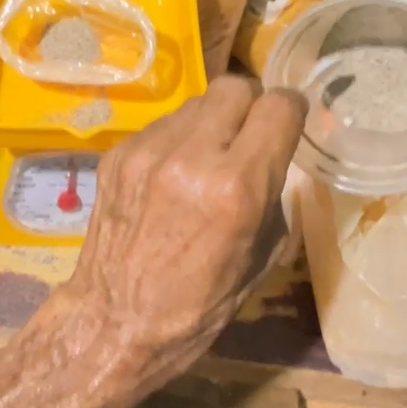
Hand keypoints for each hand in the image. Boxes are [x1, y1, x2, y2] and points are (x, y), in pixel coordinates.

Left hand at [59, 76, 305, 393]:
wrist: (115, 321)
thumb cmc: (199, 305)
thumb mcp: (263, 256)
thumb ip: (274, 192)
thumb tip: (276, 155)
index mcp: (236, 187)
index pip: (279, 106)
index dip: (291, 112)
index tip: (289, 125)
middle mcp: (191, 157)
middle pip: (237, 86)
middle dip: (251, 106)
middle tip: (249, 136)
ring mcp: (148, 151)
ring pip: (198, 101)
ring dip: (213, 121)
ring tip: (208, 158)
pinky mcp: (118, 153)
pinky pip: (164, 124)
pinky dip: (178, 140)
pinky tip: (172, 175)